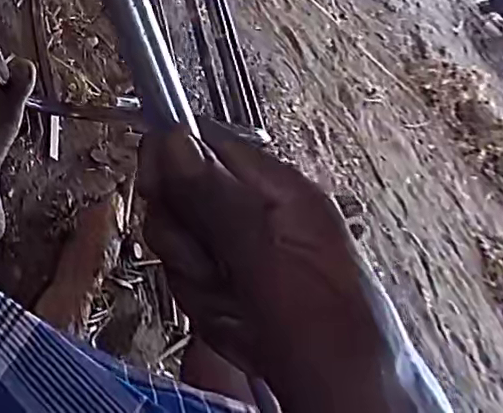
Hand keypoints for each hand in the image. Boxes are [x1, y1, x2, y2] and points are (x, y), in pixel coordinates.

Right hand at [138, 124, 440, 411]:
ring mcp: (247, 252)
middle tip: (211, 272)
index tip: (160, 197)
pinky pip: (186, 276)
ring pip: (177, 237)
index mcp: (285, 197)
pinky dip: (202, 306)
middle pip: (178, 191)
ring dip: (192, 280)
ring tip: (234, 313)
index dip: (168, 164)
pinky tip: (237, 331)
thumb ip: (222, 205)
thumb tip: (174, 139)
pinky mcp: (235, 286)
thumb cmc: (342, 363)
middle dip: (181, 237)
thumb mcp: (276, 277)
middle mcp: (263, 216)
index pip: (199, 142)